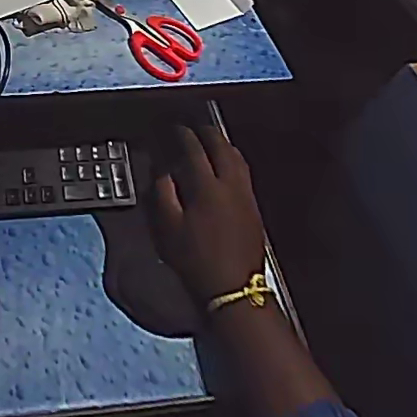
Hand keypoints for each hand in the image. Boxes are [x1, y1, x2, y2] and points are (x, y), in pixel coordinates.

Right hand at [148, 125, 266, 302]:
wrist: (234, 289)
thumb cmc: (196, 259)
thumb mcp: (169, 226)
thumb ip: (163, 192)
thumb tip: (162, 169)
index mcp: (206, 188)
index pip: (194, 149)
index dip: (182, 134)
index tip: (173, 127)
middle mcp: (230, 186)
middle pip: (221, 147)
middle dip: (206, 133)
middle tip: (192, 127)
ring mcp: (245, 196)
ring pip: (237, 158)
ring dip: (222, 143)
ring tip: (210, 139)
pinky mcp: (254, 207)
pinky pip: (244, 171)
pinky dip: (232, 158)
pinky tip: (225, 162)